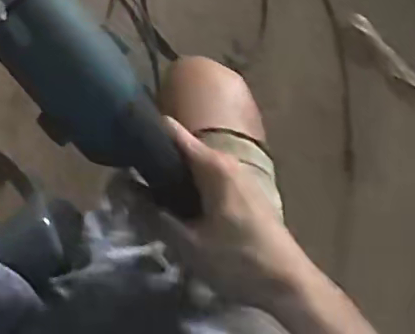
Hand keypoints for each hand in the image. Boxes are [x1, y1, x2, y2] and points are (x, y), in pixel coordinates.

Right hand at [131, 117, 315, 309]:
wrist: (291, 285)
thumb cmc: (239, 260)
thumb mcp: (190, 245)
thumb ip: (154, 216)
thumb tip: (123, 191)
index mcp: (211, 163)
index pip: (171, 129)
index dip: (145, 132)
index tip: (123, 145)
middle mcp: (225, 159)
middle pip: (182, 146)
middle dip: (157, 161)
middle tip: (133, 180)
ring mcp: (238, 173)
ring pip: (196, 164)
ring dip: (175, 177)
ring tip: (154, 196)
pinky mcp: (245, 191)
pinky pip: (210, 177)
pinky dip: (192, 186)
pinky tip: (184, 210)